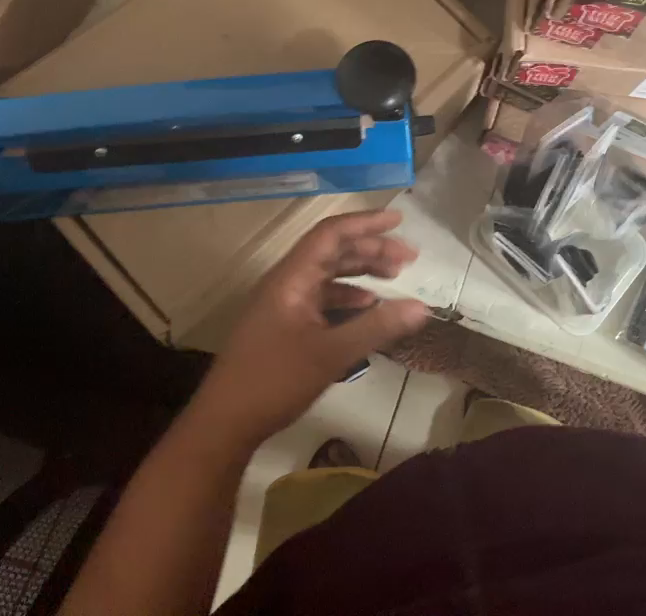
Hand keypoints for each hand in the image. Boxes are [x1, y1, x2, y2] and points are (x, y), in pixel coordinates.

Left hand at [188, 209, 430, 446]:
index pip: (331, 234)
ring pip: (328, 274)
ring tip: (395, 276)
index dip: (366, 223)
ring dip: (361, 271)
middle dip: (371, 249)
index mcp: (291, 278)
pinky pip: (322, 298)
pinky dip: (348, 297)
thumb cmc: (274, 381)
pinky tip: (368, 308)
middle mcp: (286, 282)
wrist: (224, 423)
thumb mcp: (331, 354)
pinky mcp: (284, 325)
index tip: (399, 221)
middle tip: (409, 258)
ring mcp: (283, 304)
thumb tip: (422, 307)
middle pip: (332, 251)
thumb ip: (377, 327)